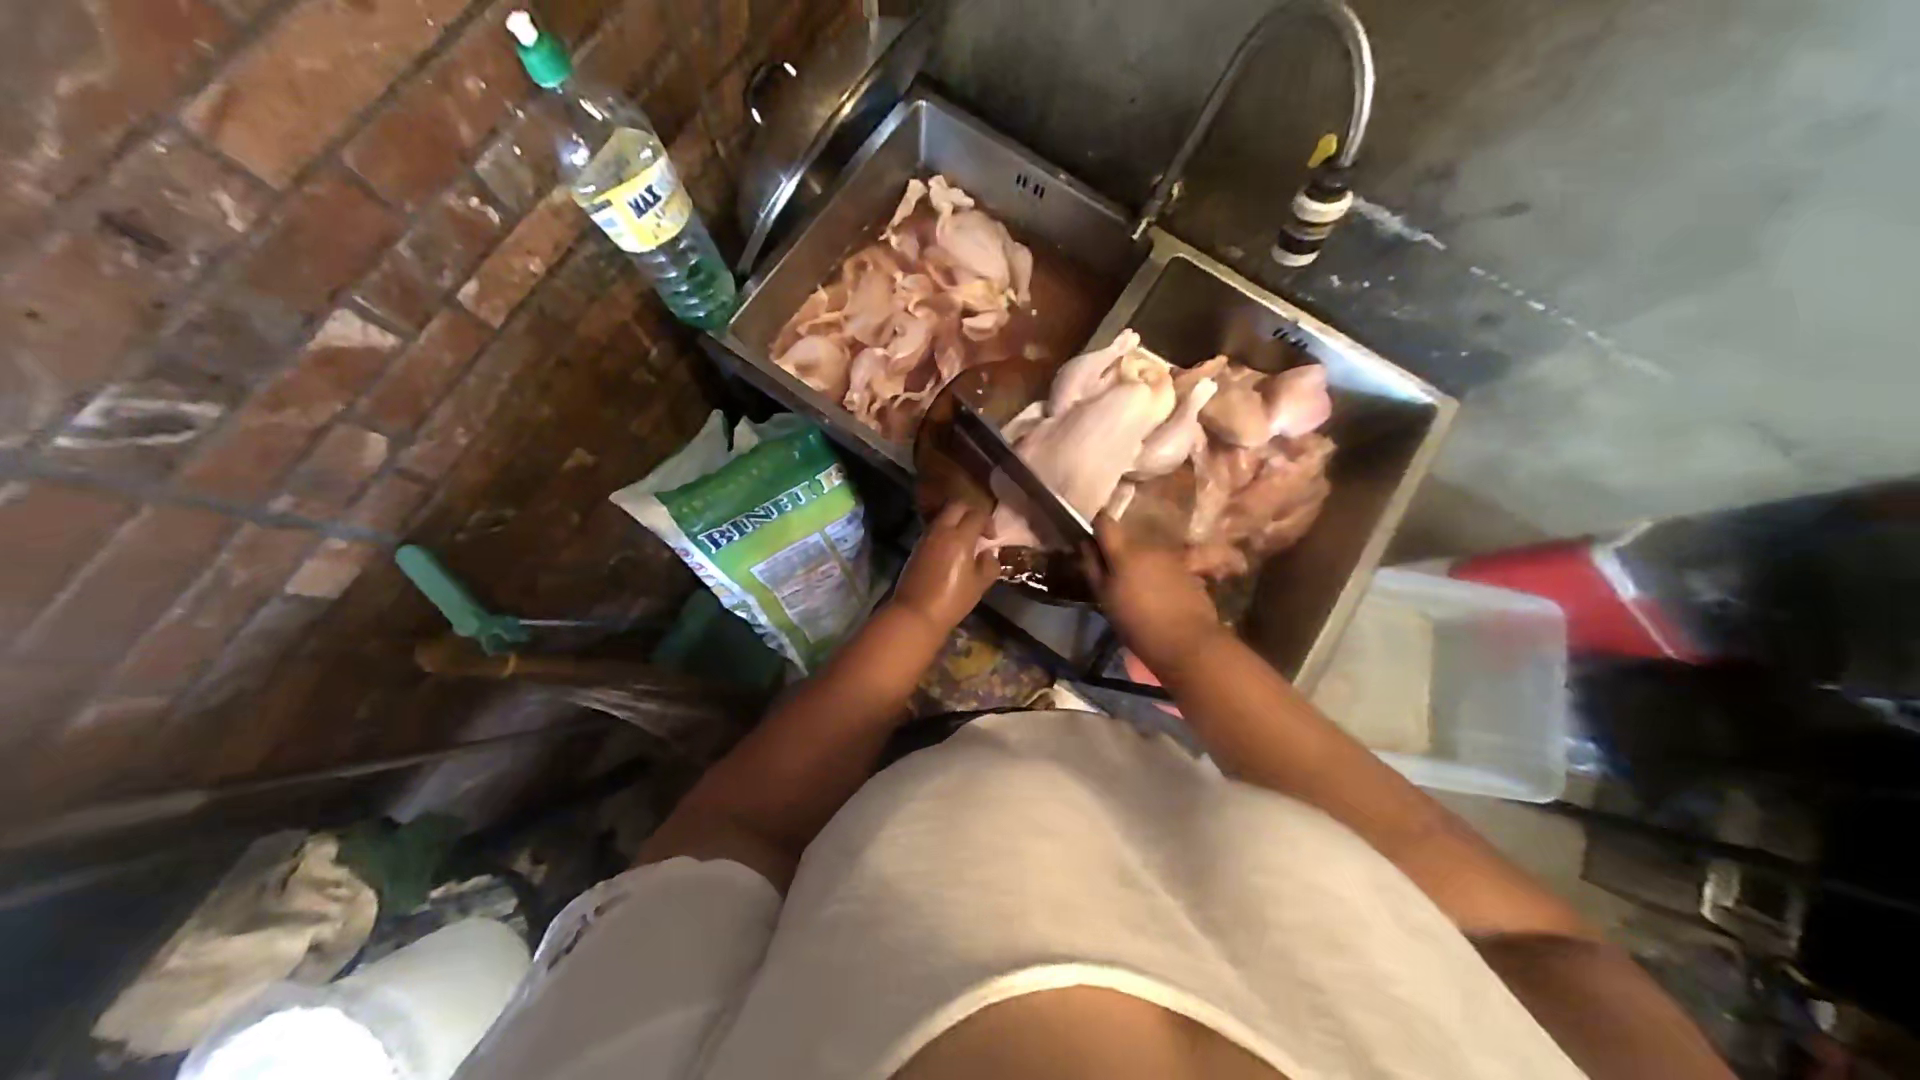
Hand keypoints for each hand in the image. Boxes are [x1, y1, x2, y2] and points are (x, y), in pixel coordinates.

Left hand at [891, 501, 1000, 631]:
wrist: (916, 613)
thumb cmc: (952, 600)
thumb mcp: (980, 585)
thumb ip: (989, 565)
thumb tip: (989, 554)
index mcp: (960, 537)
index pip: (977, 515)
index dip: (988, 522)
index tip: (992, 538)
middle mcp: (941, 531)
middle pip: (956, 505)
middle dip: (971, 512)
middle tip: (979, 529)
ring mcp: (925, 537)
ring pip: (943, 516)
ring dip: (956, 520)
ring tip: (965, 540)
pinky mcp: (916, 547)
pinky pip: (933, 528)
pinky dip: (945, 531)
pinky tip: (951, 550)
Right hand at [1081, 513, 1226, 671]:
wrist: (1189, 641)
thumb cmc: (1138, 624)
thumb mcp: (1106, 599)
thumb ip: (1093, 568)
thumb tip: (1086, 544)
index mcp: (1124, 551)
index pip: (1105, 522)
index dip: (1097, 528)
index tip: (1092, 542)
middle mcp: (1149, 546)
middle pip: (1128, 539)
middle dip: (1119, 552)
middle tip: (1113, 575)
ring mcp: (1172, 556)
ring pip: (1148, 553)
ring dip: (1140, 564)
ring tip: (1137, 589)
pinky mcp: (1189, 570)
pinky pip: (1165, 565)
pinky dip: (1158, 575)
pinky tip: (1158, 596)